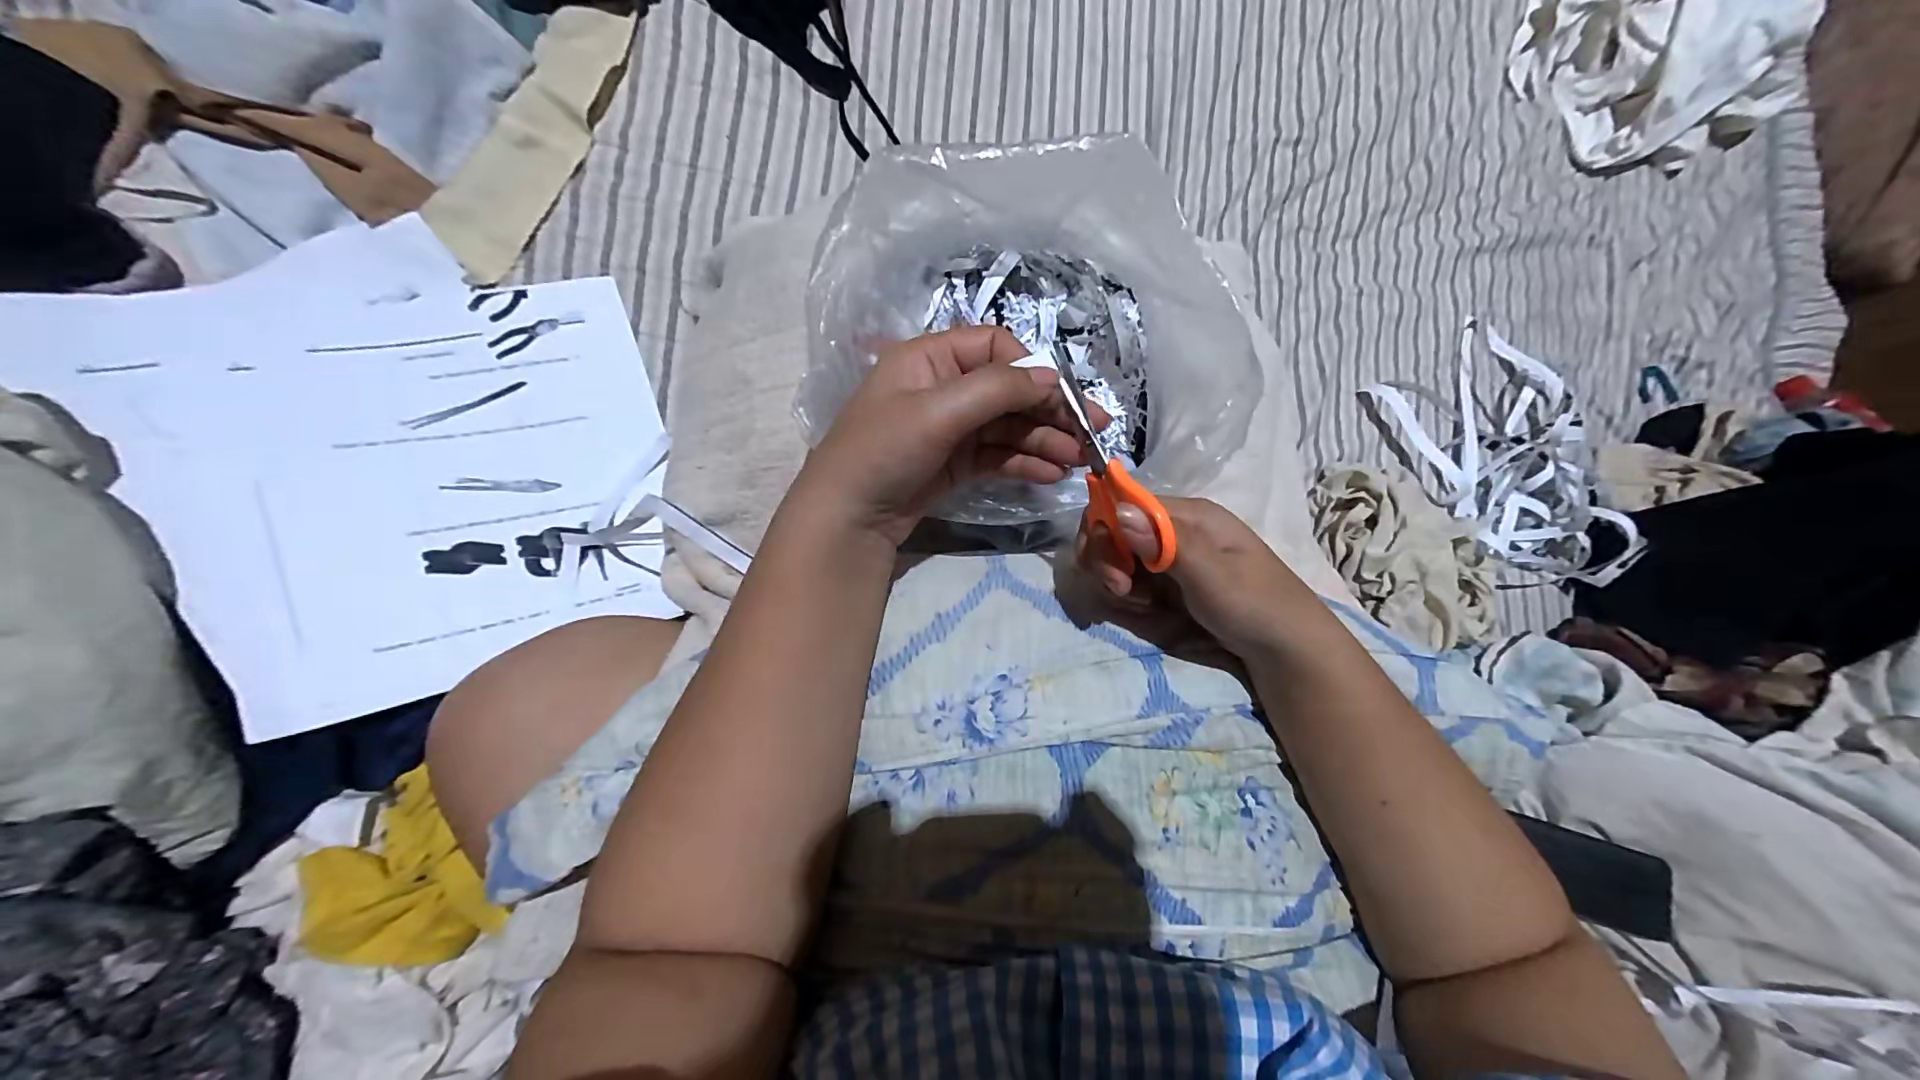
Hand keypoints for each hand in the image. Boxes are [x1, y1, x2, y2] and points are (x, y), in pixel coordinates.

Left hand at [794, 326, 1105, 545]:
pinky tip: (1052, 474)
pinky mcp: (956, 463)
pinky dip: (1025, 462)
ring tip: (1079, 460)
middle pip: (1009, 390)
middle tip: (1096, 432)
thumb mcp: (937, 411)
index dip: (1031, 369)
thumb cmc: (883, 450)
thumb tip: (1051, 376)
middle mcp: (943, 387)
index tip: (1062, 397)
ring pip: (1009, 426)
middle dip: (1051, 410)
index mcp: (930, 358)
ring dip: (1045, 440)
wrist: (847, 518)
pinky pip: (999, 455)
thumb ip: (997, 389)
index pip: (995, 347)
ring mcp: (951, 428)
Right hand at [1076, 496, 1322, 660]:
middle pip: (1114, 528)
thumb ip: (1166, 542)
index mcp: (1189, 515)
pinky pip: (1130, 577)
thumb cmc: (1254, 606)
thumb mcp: (1212, 574)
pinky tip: (1144, 608)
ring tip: (1140, 604)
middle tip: (1119, 592)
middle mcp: (1175, 528)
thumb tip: (1120, 509)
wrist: (1284, 650)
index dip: (1106, 531)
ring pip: (1117, 555)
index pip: (1124, 504)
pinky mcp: (1168, 581)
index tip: (1113, 571)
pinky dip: (1126, 592)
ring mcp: (1170, 555)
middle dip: (1105, 559)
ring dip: (1113, 578)